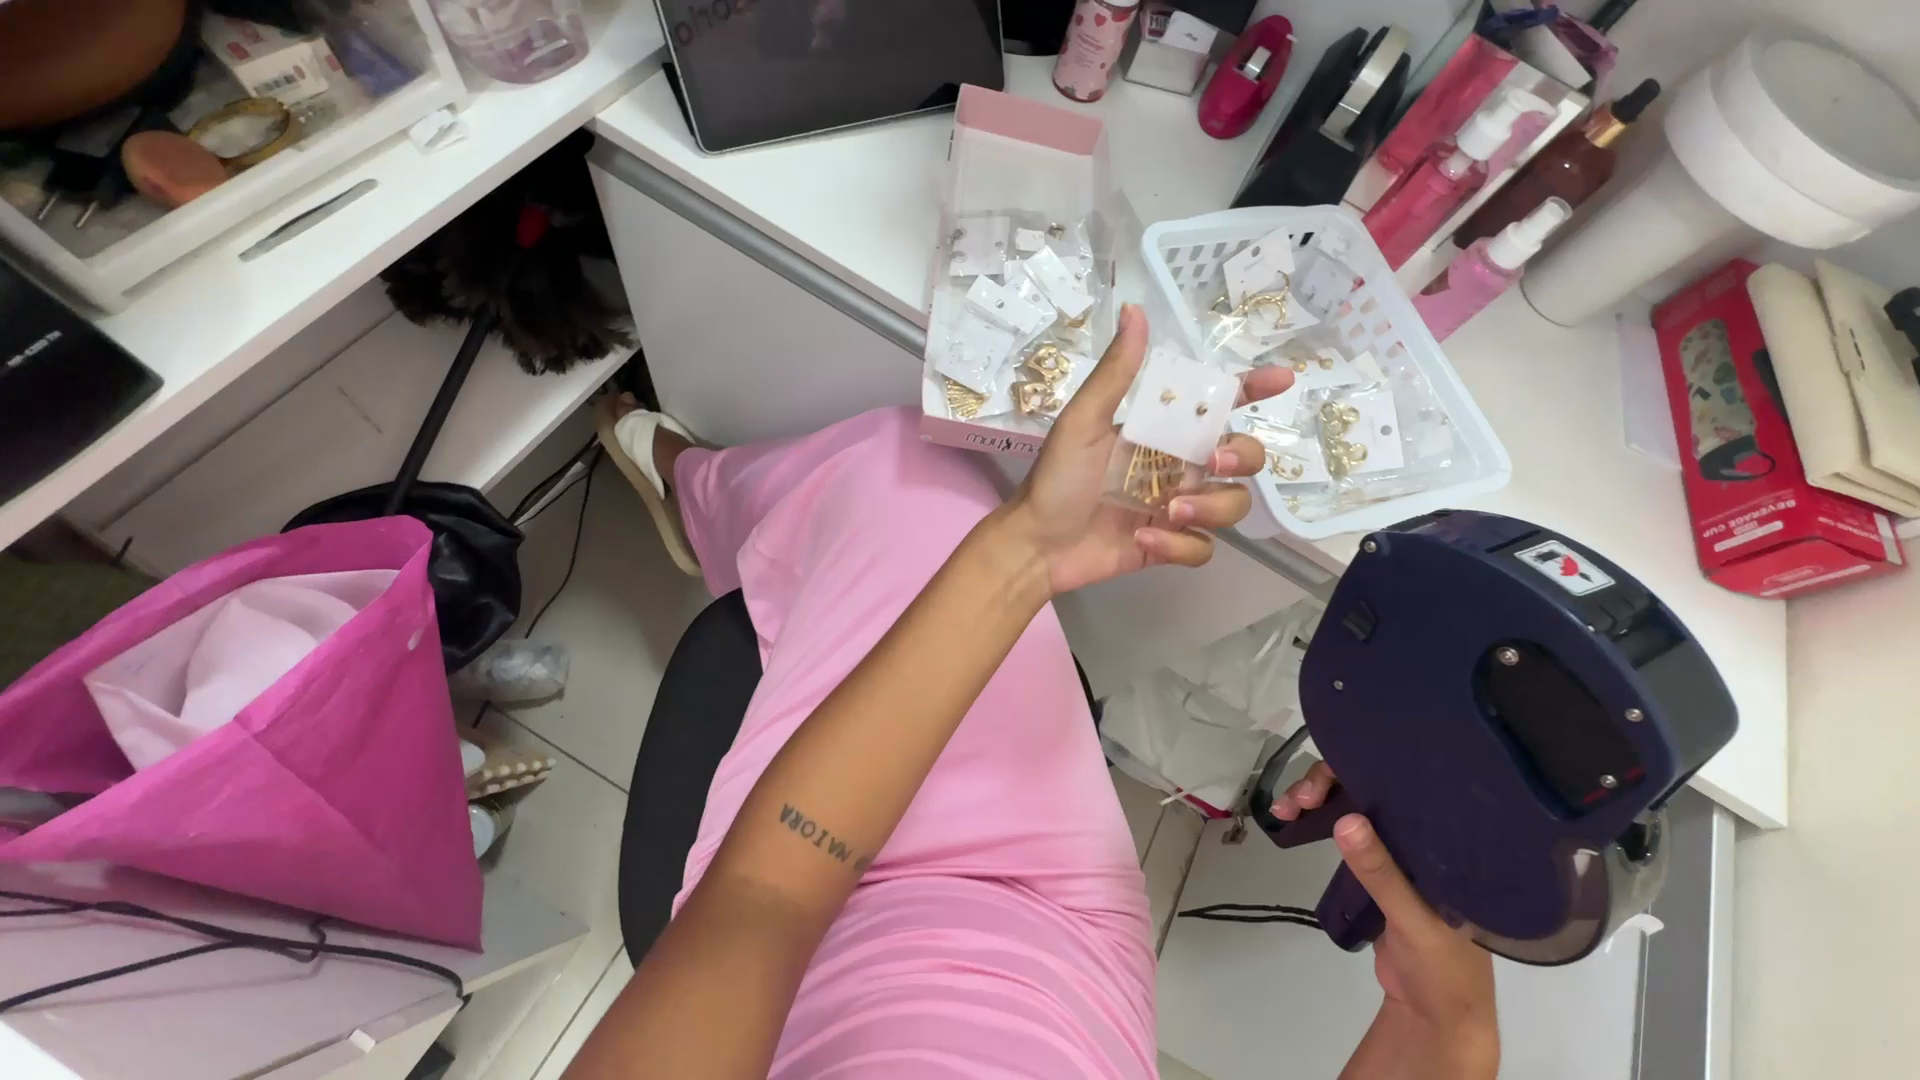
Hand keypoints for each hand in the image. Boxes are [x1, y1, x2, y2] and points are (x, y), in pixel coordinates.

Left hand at [1004, 304, 1293, 595]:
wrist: (1036, 544)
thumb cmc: (1057, 478)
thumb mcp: (1083, 421)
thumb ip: (1116, 372)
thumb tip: (1134, 309)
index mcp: (1160, 432)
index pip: (1216, 407)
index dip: (1252, 390)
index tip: (1280, 379)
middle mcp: (1177, 467)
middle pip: (1244, 457)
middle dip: (1242, 458)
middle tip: (1213, 463)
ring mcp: (1176, 508)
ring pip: (1232, 505)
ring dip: (1210, 508)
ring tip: (1169, 512)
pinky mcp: (1170, 546)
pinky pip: (1202, 548)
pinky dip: (1179, 546)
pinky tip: (1143, 539)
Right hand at [1273, 764, 1498, 1076]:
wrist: (1437, 1016)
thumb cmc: (1445, 969)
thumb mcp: (1415, 921)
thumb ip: (1382, 873)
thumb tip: (1347, 819)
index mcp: (1442, 844)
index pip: (1401, 788)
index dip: (1358, 775)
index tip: (1319, 788)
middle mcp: (1421, 840)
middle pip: (1369, 792)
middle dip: (1325, 785)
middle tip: (1293, 801)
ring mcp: (1397, 855)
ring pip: (1353, 811)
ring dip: (1317, 802)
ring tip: (1286, 809)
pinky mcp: (1377, 872)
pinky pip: (1347, 836)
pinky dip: (1320, 824)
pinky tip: (1299, 821)